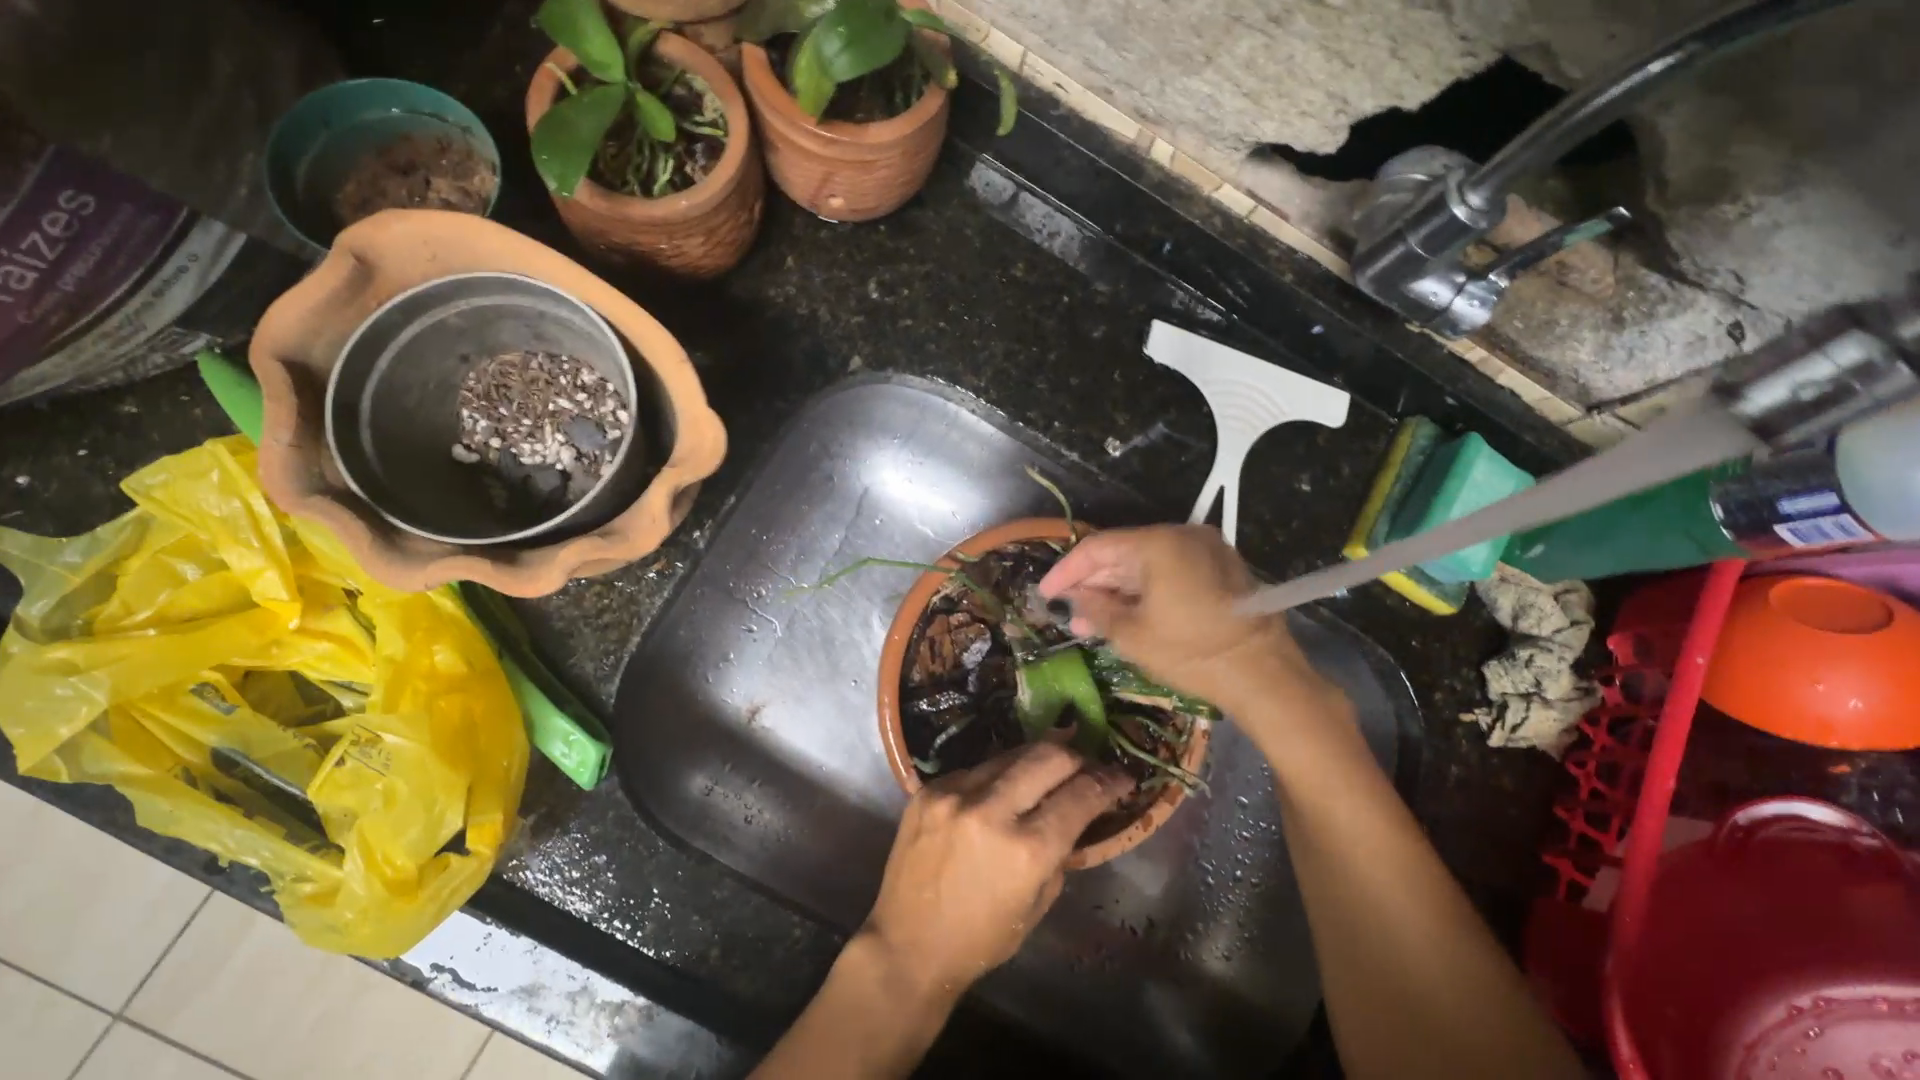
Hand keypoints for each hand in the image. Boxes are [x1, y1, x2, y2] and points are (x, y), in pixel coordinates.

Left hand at [860, 743, 1131, 999]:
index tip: (1122, 777)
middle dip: (1077, 757)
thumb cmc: (981, 938)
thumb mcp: (1039, 902)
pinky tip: (1004, 788)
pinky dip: (998, 775)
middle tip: (1088, 766)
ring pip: (1011, 754)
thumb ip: (1060, 851)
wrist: (907, 945)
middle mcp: (991, 811)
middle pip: (1049, 756)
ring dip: (1038, 759)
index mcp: (1027, 849)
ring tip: (1051, 768)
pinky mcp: (928, 789)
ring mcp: (954, 794)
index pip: (1081, 794)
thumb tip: (1076, 812)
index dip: (1109, 781)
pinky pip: (976, 769)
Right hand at [1038, 525, 1346, 735]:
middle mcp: (1183, 536)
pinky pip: (1170, 571)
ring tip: (1093, 621)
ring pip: (1147, 563)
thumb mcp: (1133, 635)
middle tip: (1070, 612)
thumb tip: (1074, 597)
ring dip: (1119, 590)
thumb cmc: (1192, 653)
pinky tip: (1127, 615)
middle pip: (1124, 552)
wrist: (1263, 674)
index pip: (1097, 547)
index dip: (1066, 570)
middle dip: (1093, 583)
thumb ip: (1096, 608)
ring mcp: (1206, 551)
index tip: (1046, 594)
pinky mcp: (1220, 569)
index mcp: (1159, 543)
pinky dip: (1146, 590)